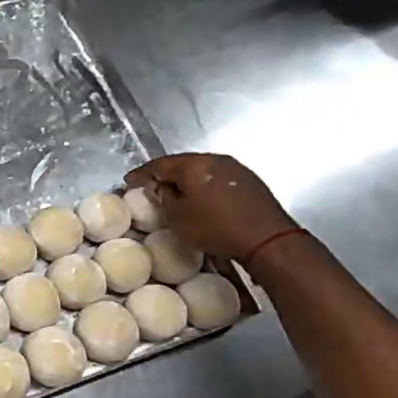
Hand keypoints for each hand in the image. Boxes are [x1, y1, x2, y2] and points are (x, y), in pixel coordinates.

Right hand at [125, 153, 297, 261]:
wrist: (268, 239)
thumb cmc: (216, 229)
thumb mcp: (179, 219)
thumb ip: (164, 199)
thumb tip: (159, 187)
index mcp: (193, 165)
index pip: (159, 164)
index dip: (142, 173)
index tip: (129, 181)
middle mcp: (214, 159)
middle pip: (182, 163)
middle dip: (165, 174)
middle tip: (152, 187)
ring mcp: (235, 167)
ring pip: (202, 170)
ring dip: (187, 180)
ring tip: (176, 194)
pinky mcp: (249, 180)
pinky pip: (218, 177)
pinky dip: (205, 185)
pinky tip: (202, 199)